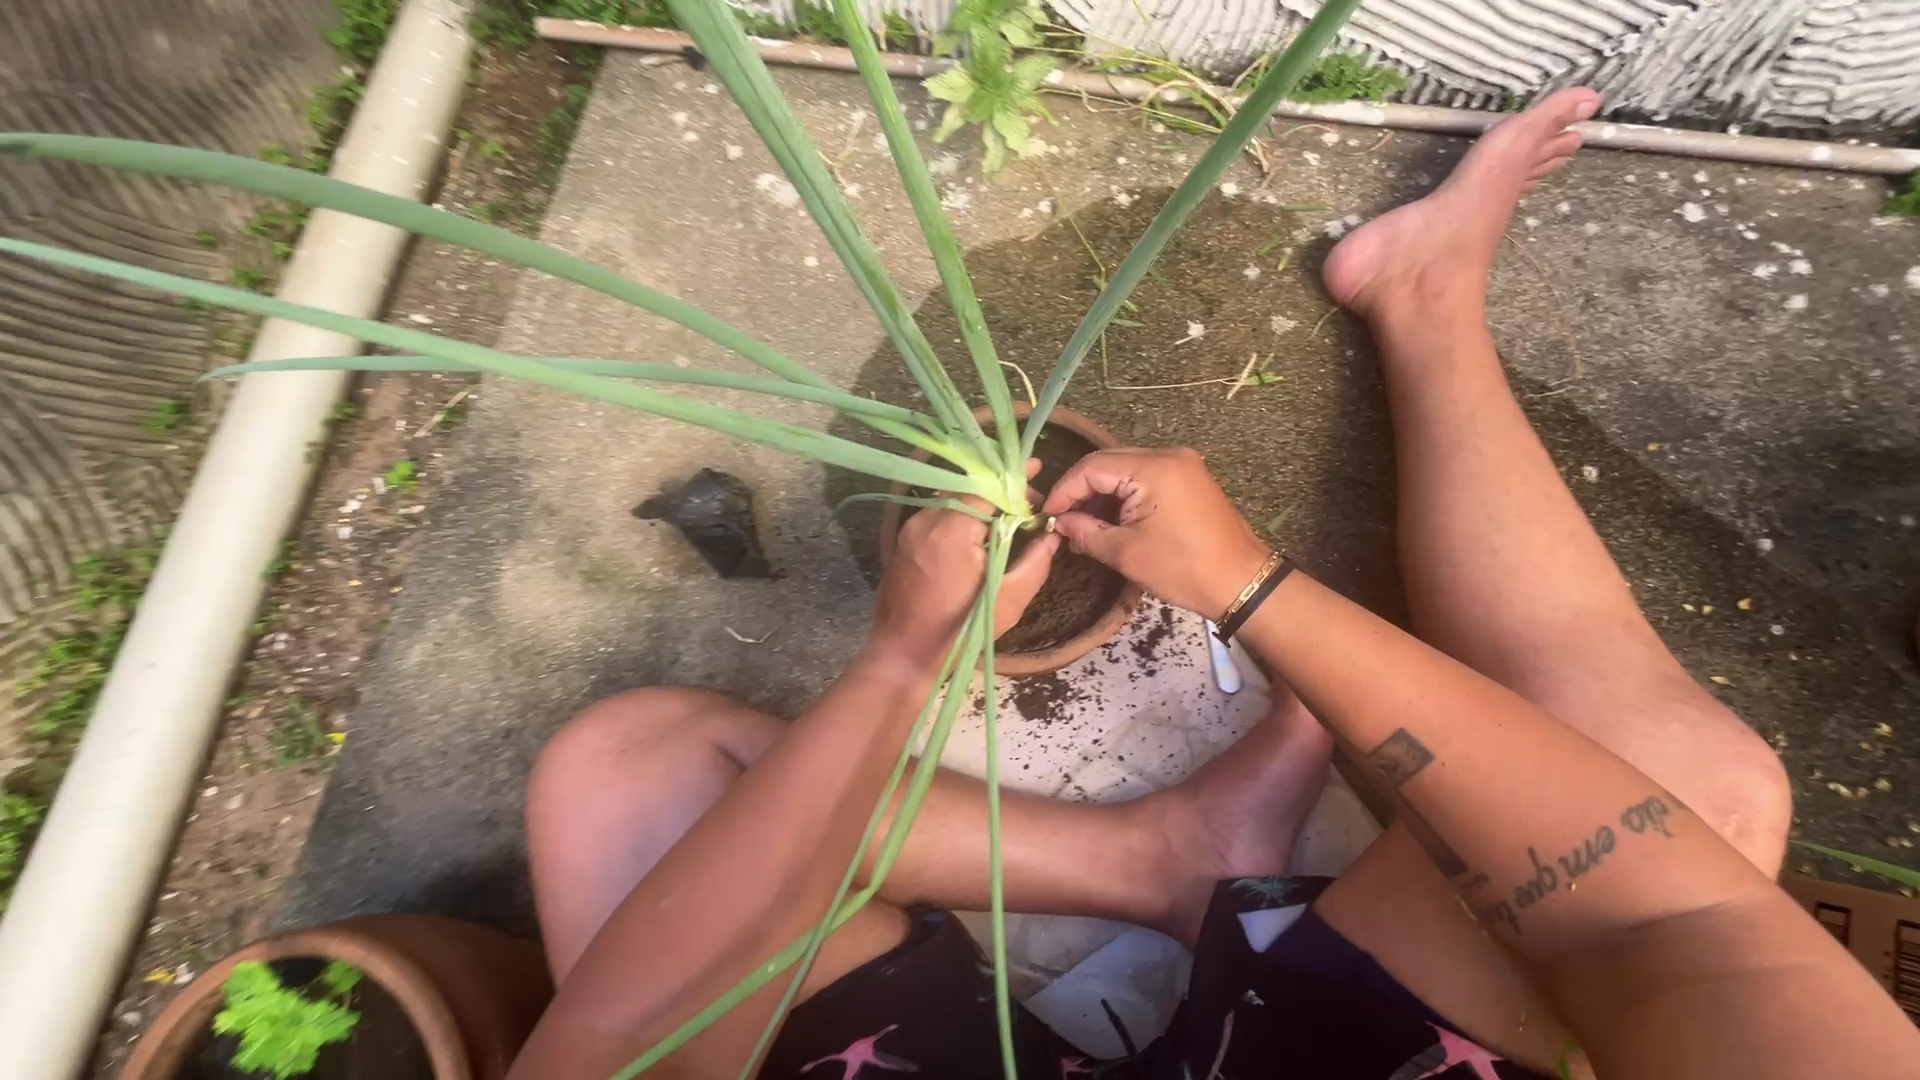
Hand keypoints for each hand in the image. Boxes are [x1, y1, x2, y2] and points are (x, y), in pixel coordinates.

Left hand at [873, 466, 1058, 669]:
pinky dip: (959, 516)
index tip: (1037, 473)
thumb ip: (1035, 562)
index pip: (986, 485)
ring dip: (978, 503)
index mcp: (951, 529)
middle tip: (1027, 502)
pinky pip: (936, 516)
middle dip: (998, 490)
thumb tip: (1051, 535)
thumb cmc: (960, 631)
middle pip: (967, 488)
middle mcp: (925, 520)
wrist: (904, 655)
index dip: (1014, 479)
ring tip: (1006, 518)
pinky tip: (978, 535)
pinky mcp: (903, 542)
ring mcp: (909, 530)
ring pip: (950, 500)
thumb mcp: (1009, 599)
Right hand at [1042, 446, 1269, 616]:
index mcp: (1153, 469)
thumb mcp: (1125, 553)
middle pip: (1108, 461)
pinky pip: (1145, 476)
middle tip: (1063, 520)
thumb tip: (1060, 524)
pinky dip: (1124, 494)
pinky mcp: (1189, 477)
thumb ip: (1086, 532)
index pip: (1092, 467)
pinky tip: (1112, 519)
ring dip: (1102, 493)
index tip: (1048, 516)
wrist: (1243, 583)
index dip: (1065, 490)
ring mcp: (1182, 464)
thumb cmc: (1182, 569)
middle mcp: (1168, 456)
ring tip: (1085, 524)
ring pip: (1125, 468)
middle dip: (1081, 490)